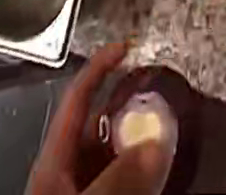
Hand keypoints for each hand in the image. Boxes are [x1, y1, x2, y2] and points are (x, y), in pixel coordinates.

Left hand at [26, 42, 170, 194]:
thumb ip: (119, 173)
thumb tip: (159, 142)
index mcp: (55, 159)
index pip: (77, 98)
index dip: (99, 66)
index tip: (124, 45)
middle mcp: (70, 170)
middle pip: (104, 122)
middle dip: (133, 100)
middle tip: (160, 81)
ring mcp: (86, 186)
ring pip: (119, 151)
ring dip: (144, 135)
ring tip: (171, 119)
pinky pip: (128, 178)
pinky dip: (146, 166)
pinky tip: (165, 161)